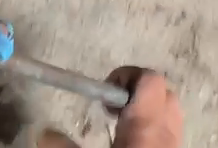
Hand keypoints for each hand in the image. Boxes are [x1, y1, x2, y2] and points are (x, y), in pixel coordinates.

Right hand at [33, 68, 182, 147]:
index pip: (149, 79)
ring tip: (121, 126)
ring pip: (169, 115)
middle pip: (164, 92)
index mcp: (146, 124)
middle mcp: (167, 132)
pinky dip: (152, 132)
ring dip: (147, 112)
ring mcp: (174, 146)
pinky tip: (131, 145)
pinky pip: (168, 135)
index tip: (104, 92)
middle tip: (113, 107)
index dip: (126, 75)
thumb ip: (65, 145)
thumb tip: (43, 134)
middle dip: (138, 92)